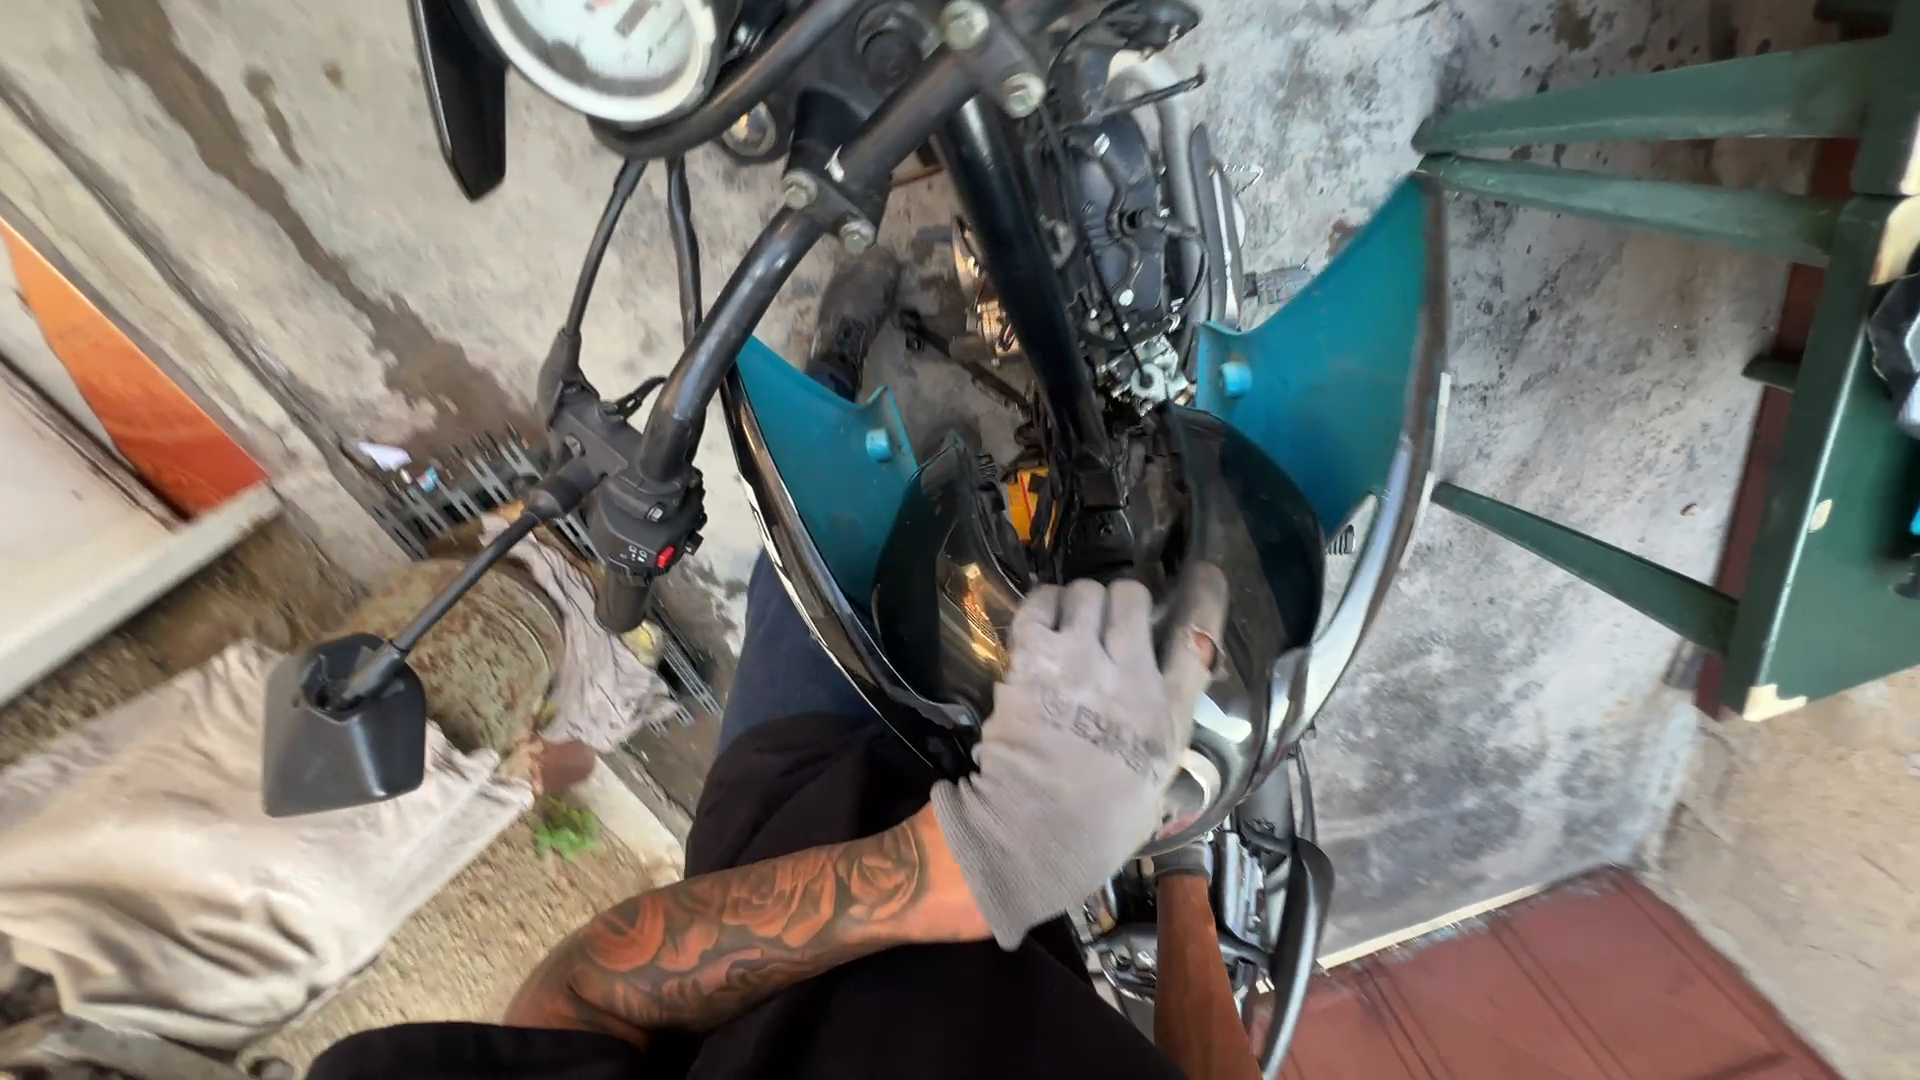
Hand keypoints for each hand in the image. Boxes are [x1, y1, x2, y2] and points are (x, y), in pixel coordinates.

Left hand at [930, 563, 1227, 947]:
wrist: (1036, 833)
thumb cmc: (1100, 822)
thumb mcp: (1156, 777)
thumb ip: (1161, 726)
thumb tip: (1157, 695)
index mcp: (1167, 713)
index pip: (1198, 638)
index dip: (1204, 597)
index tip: (1203, 573)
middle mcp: (1130, 677)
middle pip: (1134, 599)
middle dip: (1122, 601)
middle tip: (1108, 618)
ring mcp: (1080, 663)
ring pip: (1087, 592)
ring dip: (1080, 602)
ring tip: (1071, 621)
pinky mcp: (1033, 659)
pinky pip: (1040, 603)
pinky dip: (1043, 602)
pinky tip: (1043, 618)